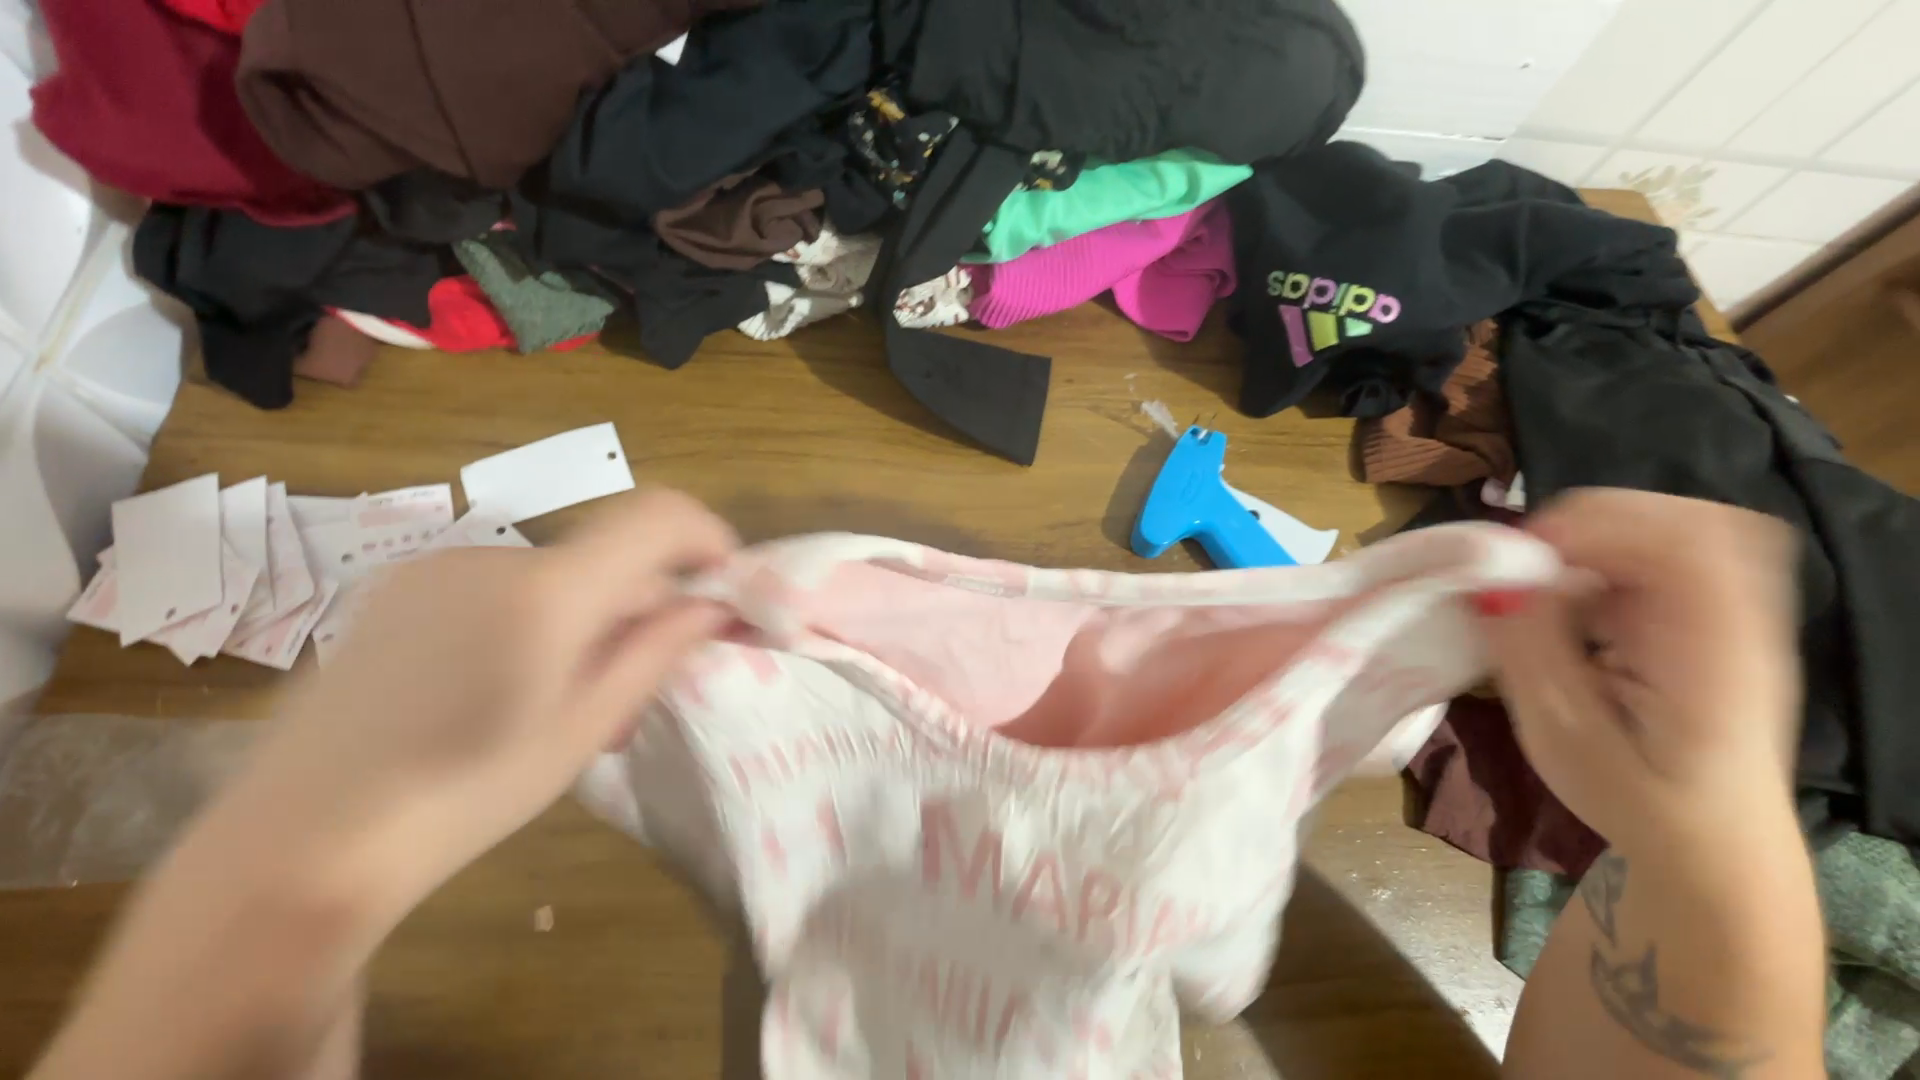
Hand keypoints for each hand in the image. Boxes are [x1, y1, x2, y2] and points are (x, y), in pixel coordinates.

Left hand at [204, 488, 736, 921]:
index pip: (656, 516)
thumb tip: (713, 606)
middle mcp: (493, 556)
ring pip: (554, 575)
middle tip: (636, 686)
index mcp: (547, 593)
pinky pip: (499, 585)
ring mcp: (437, 566)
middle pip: (603, 556)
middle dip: (640, 604)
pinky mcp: (399, 587)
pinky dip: (532, 618)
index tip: (720, 586)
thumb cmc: (465, 798)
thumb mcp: (583, 730)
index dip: (704, 536)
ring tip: (563, 700)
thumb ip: (656, 652)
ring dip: (584, 617)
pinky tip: (502, 686)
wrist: (302, 841)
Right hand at [1476, 489, 1801, 857]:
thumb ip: (1527, 646)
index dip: (1598, 527)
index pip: (1685, 547)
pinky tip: (1575, 594)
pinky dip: (1613, 557)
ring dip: (1605, 536)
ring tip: (1546, 572)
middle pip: (1694, 523)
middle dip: (1600, 520)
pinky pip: (1671, 560)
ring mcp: (1734, 618)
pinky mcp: (1714, 623)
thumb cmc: (1634, 798)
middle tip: (1531, 555)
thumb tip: (1490, 581)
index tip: (1523, 554)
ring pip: (1683, 532)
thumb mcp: (1562, 730)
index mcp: (1713, 651)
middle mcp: (1739, 621)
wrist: (1712, 848)